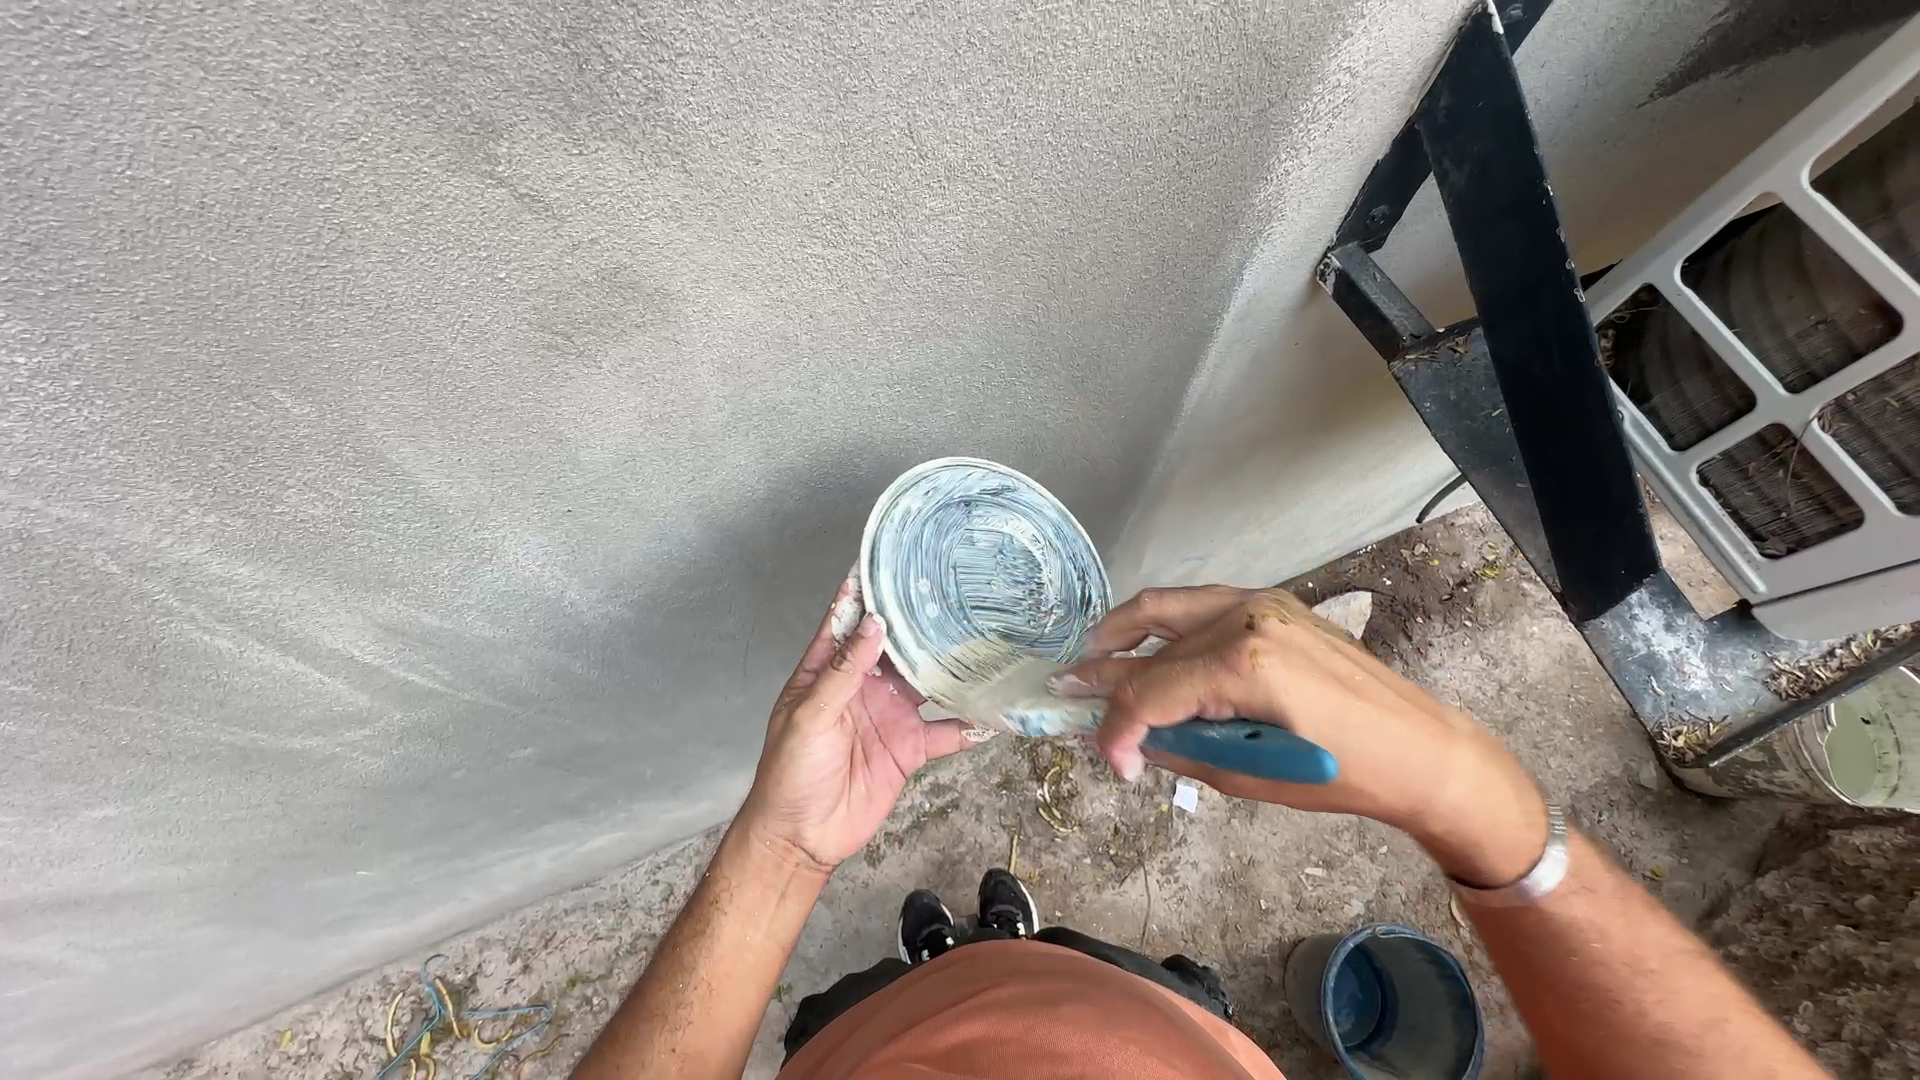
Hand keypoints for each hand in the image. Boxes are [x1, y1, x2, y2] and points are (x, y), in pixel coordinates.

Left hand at [736, 576, 973, 876]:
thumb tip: (874, 624)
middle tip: (955, 595)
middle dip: (921, 624)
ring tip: (985, 643)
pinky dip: (969, 724)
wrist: (802, 837)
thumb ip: (843, 671)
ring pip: (928, 683)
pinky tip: (993, 713)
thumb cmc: (790, 772)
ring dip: (952, 668)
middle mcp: (864, 686)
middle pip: (897, 647)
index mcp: (829, 671)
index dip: (867, 591)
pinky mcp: (909, 748)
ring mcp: (890, 716)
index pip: (849, 621)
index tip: (891, 561)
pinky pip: (946, 732)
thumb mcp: (810, 715)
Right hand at [1055, 586, 1548, 885]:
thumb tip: (1128, 740)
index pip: (1148, 692)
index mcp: (1242, 664)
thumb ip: (1178, 746)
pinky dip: (1163, 622)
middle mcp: (1244, 617)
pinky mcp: (1270, 601)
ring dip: (1123, 631)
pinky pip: (1197, 605)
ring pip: (1165, 607)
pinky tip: (1144, 640)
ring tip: (1091, 654)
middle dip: (1104, 676)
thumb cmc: (1341, 774)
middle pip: (1149, 648)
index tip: (1113, 763)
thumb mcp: (1248, 774)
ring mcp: (1259, 602)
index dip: (1116, 730)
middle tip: (1066, 689)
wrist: (1420, 747)